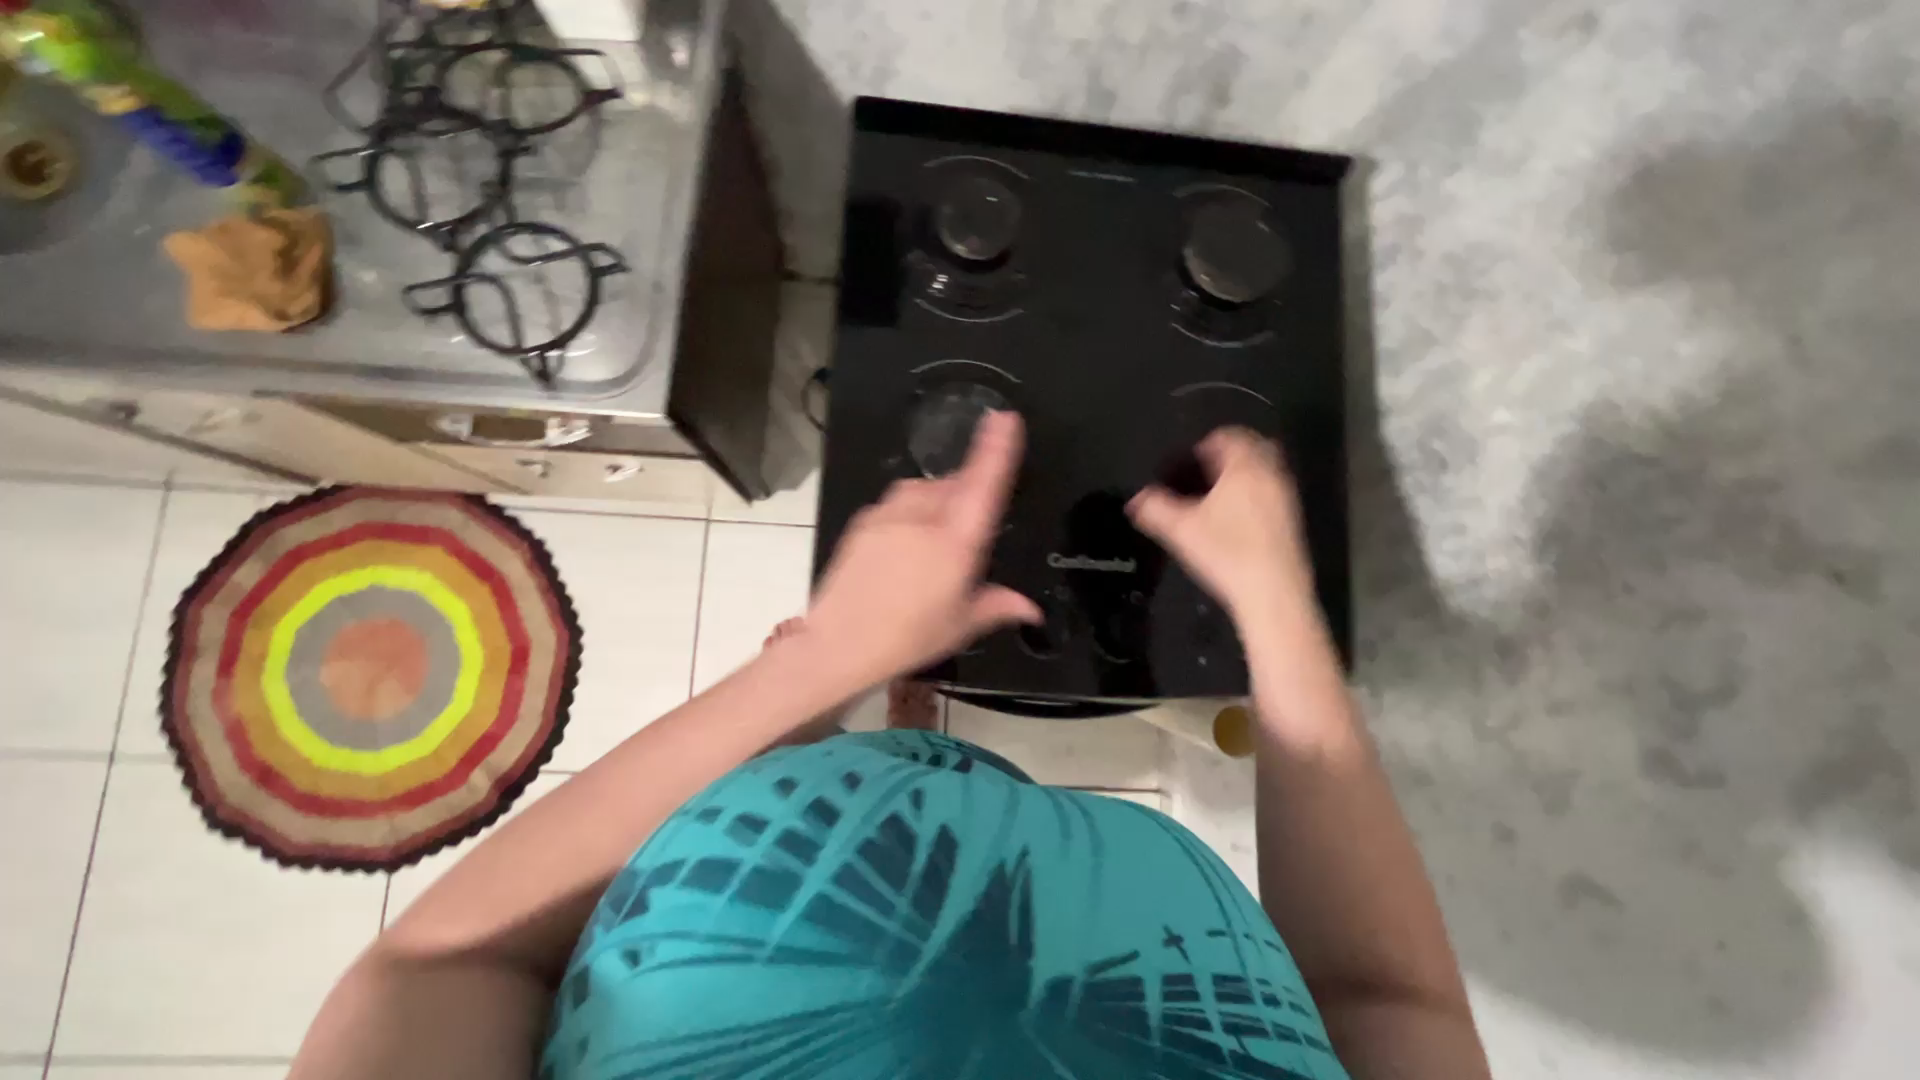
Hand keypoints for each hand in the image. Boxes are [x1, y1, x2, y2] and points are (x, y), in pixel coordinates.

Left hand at [801, 411, 1041, 689]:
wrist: (838, 643)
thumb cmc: (907, 638)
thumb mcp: (960, 627)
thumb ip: (998, 607)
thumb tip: (1032, 610)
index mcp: (955, 543)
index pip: (983, 486)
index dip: (996, 450)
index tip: (1005, 418)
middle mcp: (922, 519)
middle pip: (954, 485)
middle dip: (967, 490)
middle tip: (970, 528)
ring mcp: (888, 517)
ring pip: (922, 489)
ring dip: (937, 496)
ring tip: (938, 531)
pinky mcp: (862, 523)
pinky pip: (894, 503)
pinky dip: (908, 510)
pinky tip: (905, 541)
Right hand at [1127, 427, 1321, 635]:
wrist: (1274, 592)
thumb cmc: (1226, 553)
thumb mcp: (1180, 531)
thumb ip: (1154, 509)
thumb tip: (1135, 500)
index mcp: (1245, 468)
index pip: (1229, 437)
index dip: (1206, 444)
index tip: (1189, 459)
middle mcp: (1271, 475)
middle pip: (1253, 446)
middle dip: (1229, 454)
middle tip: (1205, 469)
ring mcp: (1286, 496)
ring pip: (1266, 469)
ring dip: (1244, 472)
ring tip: (1218, 492)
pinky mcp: (1293, 519)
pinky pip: (1273, 490)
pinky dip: (1256, 492)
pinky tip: (1237, 517)